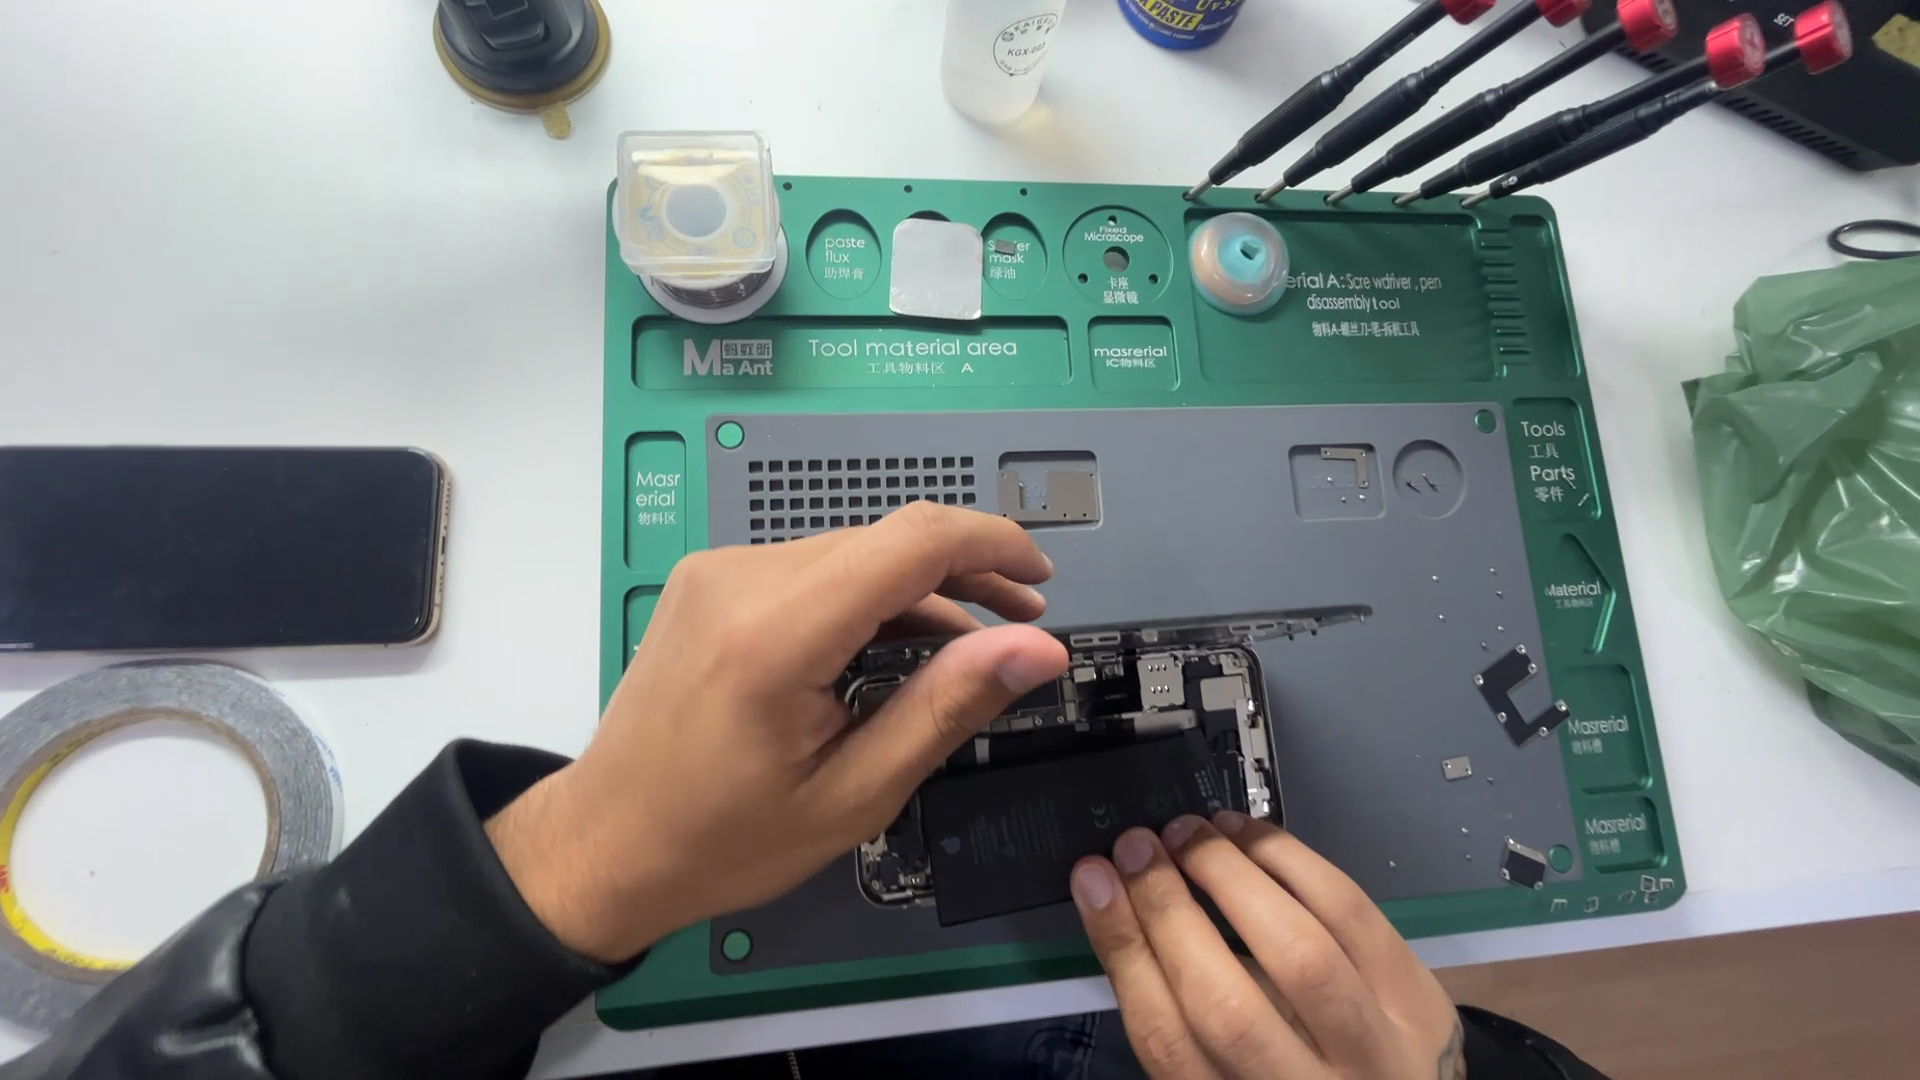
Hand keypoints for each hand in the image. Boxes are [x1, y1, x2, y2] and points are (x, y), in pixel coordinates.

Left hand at [486, 503, 1069, 960]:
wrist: (603, 844)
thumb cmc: (726, 839)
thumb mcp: (855, 792)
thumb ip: (948, 706)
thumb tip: (1036, 649)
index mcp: (777, 632)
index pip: (911, 543)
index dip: (991, 545)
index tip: (1040, 577)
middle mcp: (744, 576)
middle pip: (887, 541)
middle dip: (966, 572)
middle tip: (1020, 618)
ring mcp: (722, 571)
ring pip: (856, 552)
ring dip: (920, 588)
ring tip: (968, 644)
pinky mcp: (715, 579)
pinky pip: (817, 568)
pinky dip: (870, 597)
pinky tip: (898, 641)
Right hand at [1072, 813, 1464, 1079]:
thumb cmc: (1278, 1078)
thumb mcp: (1214, 1069)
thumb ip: (1170, 999)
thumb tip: (1117, 892)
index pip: (1167, 1039)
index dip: (1123, 946)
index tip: (1093, 876)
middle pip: (1228, 1007)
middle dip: (1168, 907)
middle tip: (1136, 843)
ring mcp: (1383, 1059)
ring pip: (1300, 955)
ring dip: (1231, 875)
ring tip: (1188, 831)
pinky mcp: (1422, 1004)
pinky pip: (1353, 915)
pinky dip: (1288, 860)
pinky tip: (1245, 833)